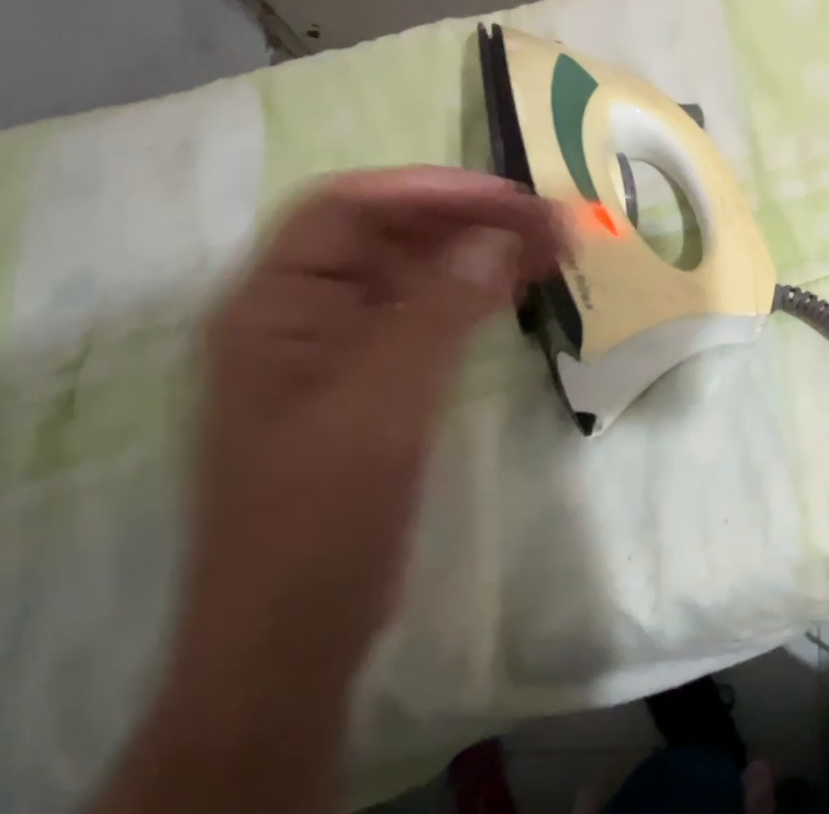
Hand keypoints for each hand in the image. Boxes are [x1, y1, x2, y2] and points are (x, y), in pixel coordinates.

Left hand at [183, 167, 562, 675]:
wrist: (292, 637)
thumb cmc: (320, 519)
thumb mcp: (381, 405)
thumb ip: (439, 310)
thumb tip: (500, 234)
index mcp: (272, 306)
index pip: (348, 209)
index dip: (431, 191)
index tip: (513, 198)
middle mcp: (299, 317)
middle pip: (385, 239)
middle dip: (468, 221)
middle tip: (555, 224)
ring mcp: (335, 357)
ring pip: (411, 280)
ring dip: (477, 257)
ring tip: (555, 250)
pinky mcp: (370, 392)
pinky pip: (423, 324)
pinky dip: (471, 302)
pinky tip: (516, 294)